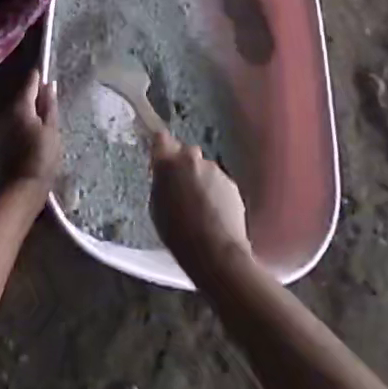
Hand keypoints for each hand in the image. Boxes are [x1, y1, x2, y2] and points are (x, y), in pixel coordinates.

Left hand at [0, 72, 60, 190]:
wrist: (23, 187)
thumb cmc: (43, 157)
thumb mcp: (52, 130)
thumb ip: (50, 106)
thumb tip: (49, 86)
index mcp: (20, 107)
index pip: (29, 84)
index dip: (37, 78)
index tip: (43, 73)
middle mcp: (5, 113)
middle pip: (21, 99)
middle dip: (32, 97)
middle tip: (47, 99)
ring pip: (15, 113)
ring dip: (26, 112)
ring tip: (41, 119)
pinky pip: (11, 125)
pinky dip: (20, 125)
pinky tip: (29, 134)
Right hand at [150, 131, 249, 270]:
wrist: (215, 250)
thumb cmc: (177, 232)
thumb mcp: (156, 207)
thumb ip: (161, 183)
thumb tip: (167, 176)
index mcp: (168, 163)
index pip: (161, 138)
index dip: (160, 144)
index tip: (159, 150)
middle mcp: (192, 160)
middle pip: (185, 153)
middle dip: (182, 165)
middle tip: (179, 187)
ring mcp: (214, 170)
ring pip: (203, 168)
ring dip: (200, 179)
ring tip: (199, 206)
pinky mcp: (231, 183)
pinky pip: (218, 182)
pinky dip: (215, 192)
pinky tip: (213, 213)